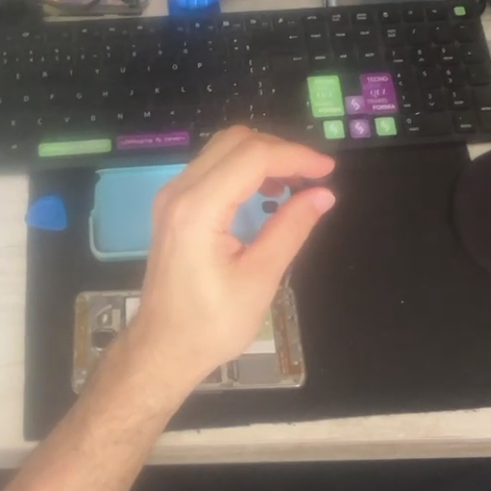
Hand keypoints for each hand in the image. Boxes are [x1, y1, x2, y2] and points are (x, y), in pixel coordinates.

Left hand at [115, 128, 336, 397]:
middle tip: (314, 176)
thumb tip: (324, 195)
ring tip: (296, 184)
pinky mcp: (173, 207)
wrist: (163, 348)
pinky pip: (211, 169)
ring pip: (222, 150)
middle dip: (280, 151)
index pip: (253, 157)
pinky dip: (243, 170)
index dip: (296, 156)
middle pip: (235, 142)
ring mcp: (172, 198)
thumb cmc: (211, 324)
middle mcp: (179, 192)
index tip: (328, 170)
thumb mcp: (259, 279)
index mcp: (198, 210)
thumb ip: (290, 230)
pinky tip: (267, 193)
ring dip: (262, 157)